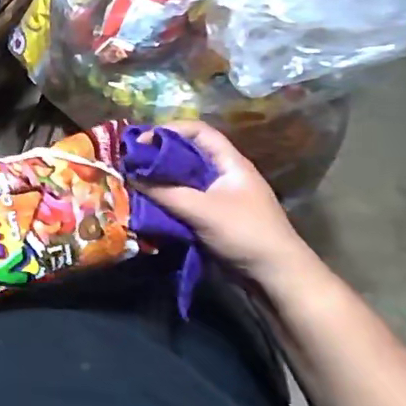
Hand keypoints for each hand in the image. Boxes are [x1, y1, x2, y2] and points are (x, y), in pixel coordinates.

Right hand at [131, 120, 313, 278]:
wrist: (275, 275)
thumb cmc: (244, 233)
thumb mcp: (202, 210)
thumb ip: (165, 192)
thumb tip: (130, 175)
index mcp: (229, 163)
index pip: (198, 131)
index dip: (169, 130)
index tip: (140, 142)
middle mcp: (223, 174)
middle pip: (187, 154)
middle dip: (158, 156)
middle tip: (130, 163)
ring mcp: (218, 196)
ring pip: (183, 179)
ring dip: (159, 180)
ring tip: (133, 183)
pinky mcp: (211, 217)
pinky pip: (183, 200)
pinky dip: (165, 200)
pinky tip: (147, 205)